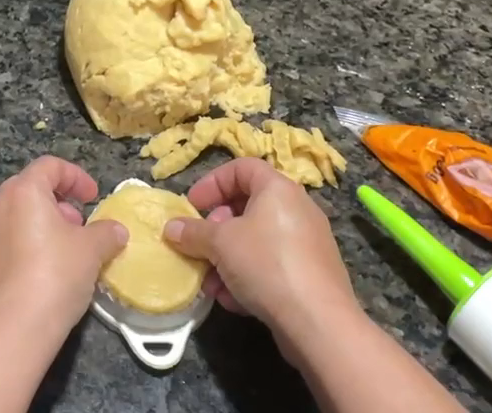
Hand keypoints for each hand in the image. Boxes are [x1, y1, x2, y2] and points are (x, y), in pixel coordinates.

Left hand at [0, 156, 128, 343]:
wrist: (12, 329)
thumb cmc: (54, 275)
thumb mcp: (91, 251)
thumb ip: (106, 234)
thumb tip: (117, 231)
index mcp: (23, 191)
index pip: (50, 166)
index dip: (76, 176)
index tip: (93, 197)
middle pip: (31, 189)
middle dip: (60, 202)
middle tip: (80, 225)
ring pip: (18, 215)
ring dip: (44, 224)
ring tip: (67, 249)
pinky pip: (9, 240)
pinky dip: (29, 244)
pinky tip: (47, 271)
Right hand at [164, 158, 360, 343]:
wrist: (320, 324)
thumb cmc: (267, 264)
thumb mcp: (220, 244)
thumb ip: (193, 232)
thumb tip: (171, 228)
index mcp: (278, 189)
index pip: (241, 167)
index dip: (212, 182)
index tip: (193, 205)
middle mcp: (297, 209)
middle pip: (248, 206)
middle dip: (217, 229)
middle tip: (201, 246)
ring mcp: (307, 243)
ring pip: (257, 241)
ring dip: (228, 259)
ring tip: (210, 283)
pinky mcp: (311, 275)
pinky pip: (272, 265)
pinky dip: (249, 277)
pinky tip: (233, 300)